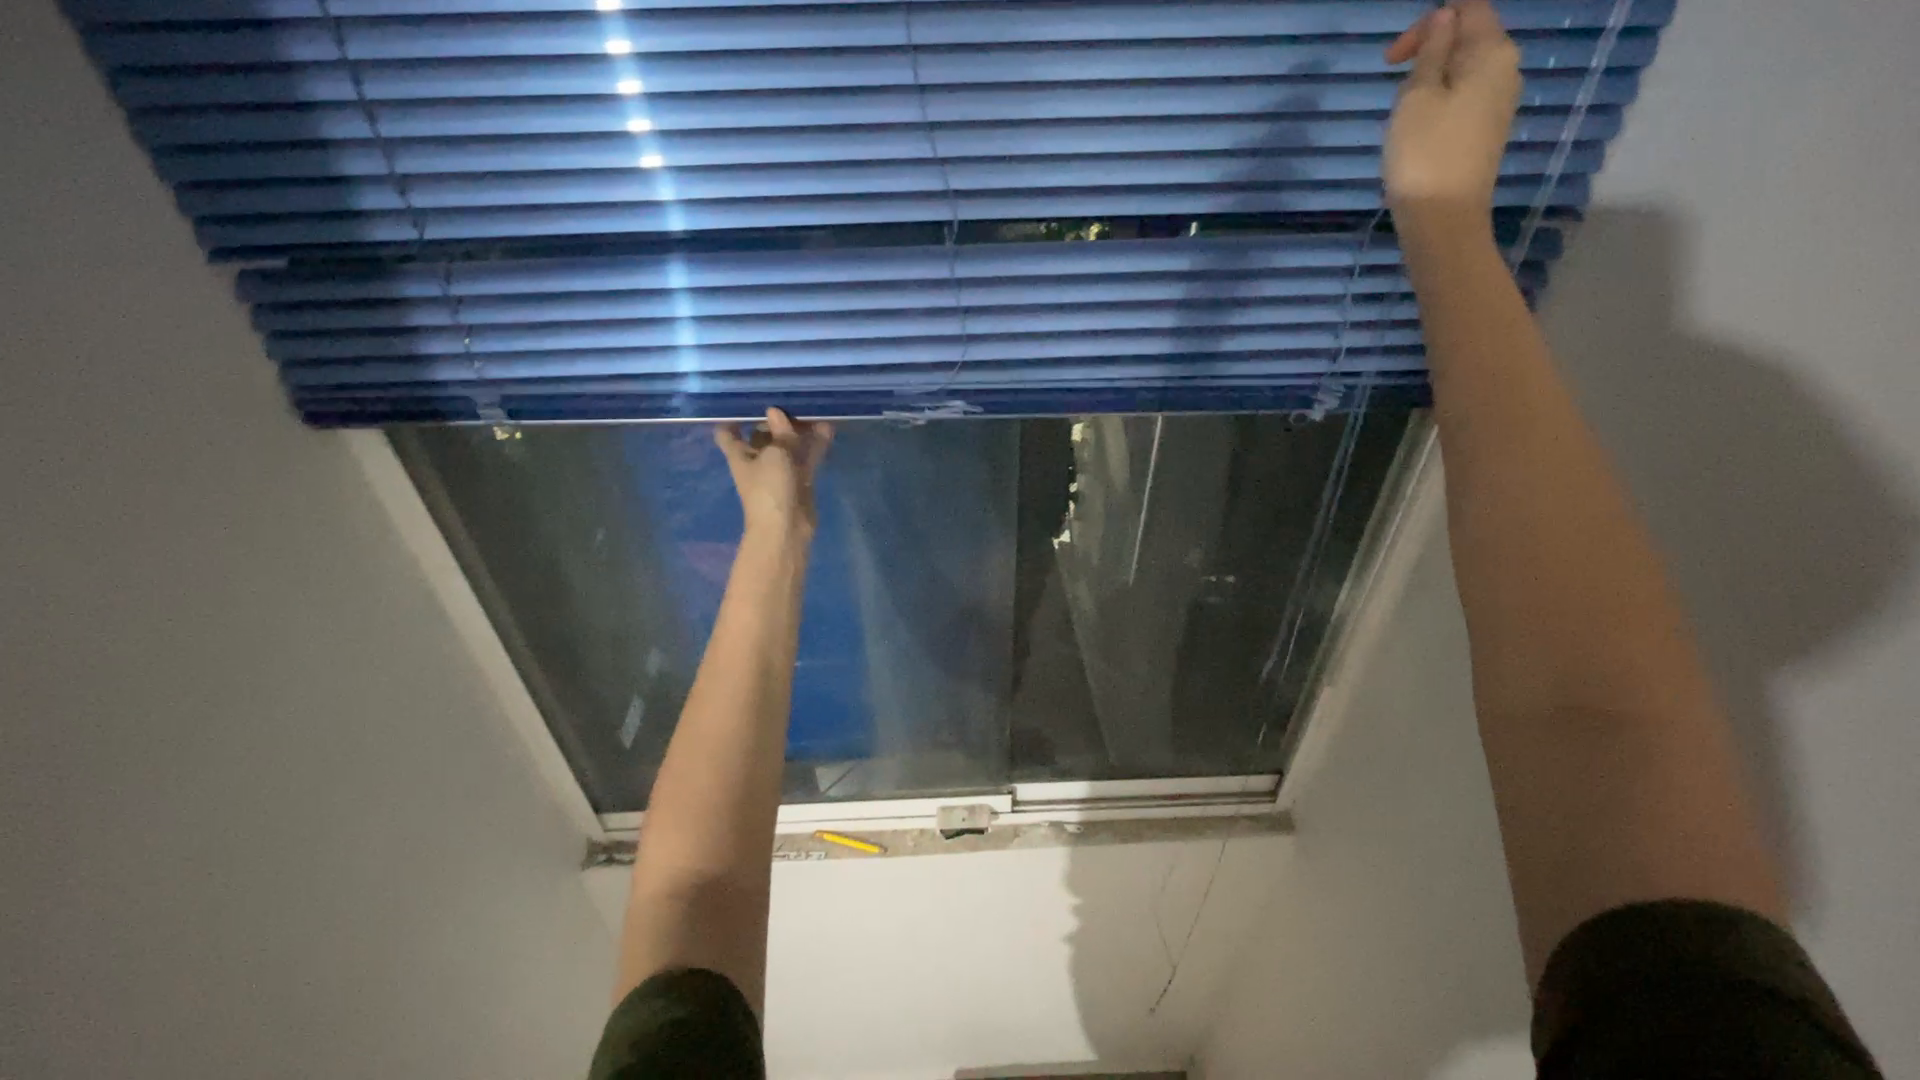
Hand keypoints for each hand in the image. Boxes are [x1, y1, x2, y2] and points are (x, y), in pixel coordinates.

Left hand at [714, 407, 834, 537]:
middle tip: (790, 398)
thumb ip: (780, 432)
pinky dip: (814, 444)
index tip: (745, 400)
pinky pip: (806, 457)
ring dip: (798, 430)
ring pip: (788, 445)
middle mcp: (757, 461)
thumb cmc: (769, 488)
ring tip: (812, 410)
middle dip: (774, 419)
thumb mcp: (775, 454)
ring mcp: (779, 471)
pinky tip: (827, 427)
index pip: (727, 433)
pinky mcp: (799, 480)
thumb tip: (775, 411)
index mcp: (740, 455)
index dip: (732, 417)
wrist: (786, 529)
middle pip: (762, 435)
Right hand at [1383, 0, 1522, 222]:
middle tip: (1393, 79)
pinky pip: (1465, 96)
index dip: (1428, 23)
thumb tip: (1446, 16)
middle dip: (1430, 48)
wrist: (1443, 218)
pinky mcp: (1488, 129)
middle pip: (1470, 36)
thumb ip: (1433, 49)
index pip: (1468, 8)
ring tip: (1404, 107)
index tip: (1393, 57)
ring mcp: (1500, 101)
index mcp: (1493, 51)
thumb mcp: (1416, 94)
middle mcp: (1507, 69)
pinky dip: (1441, 99)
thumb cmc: (1424, 153)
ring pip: (1465, 68)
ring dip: (1432, 77)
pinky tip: (1419, 125)